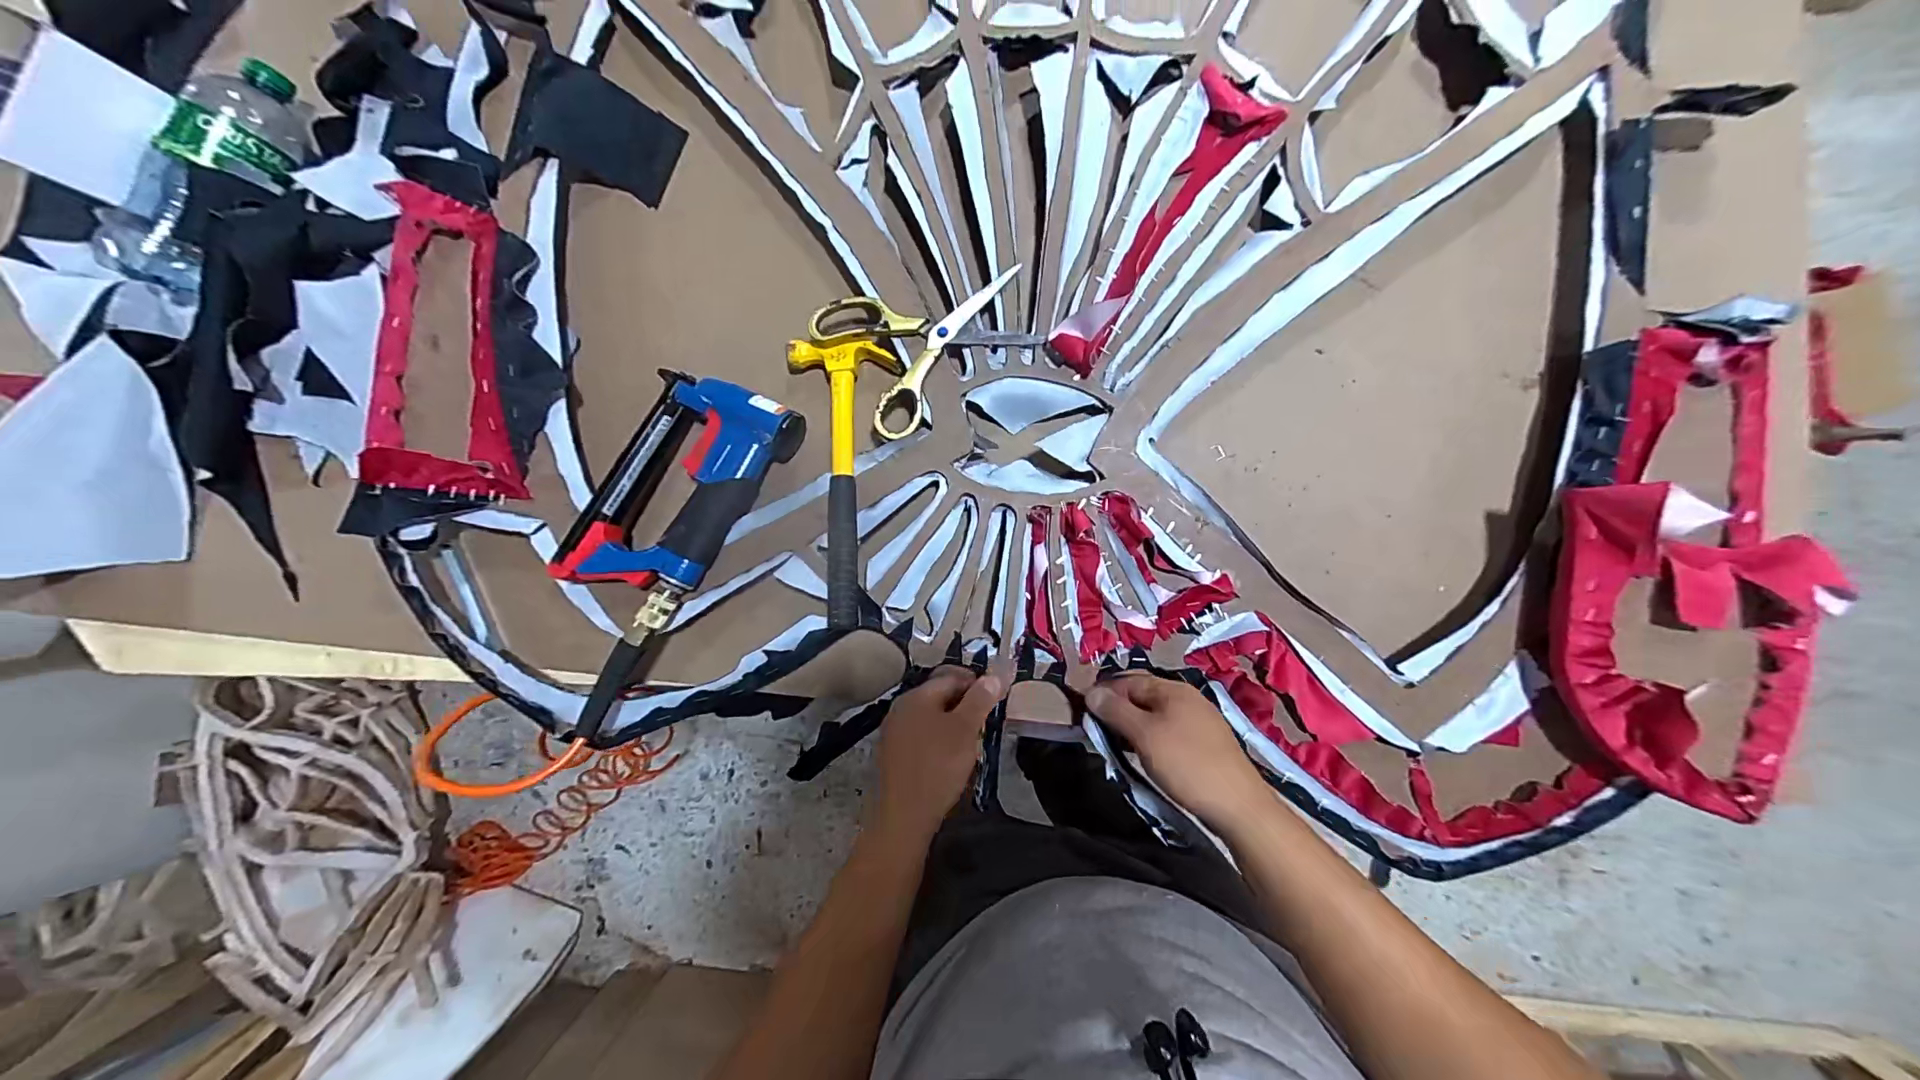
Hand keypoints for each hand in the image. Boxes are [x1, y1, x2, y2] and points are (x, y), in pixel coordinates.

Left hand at [865, 667, 1004, 840]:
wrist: (904, 815)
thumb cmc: (938, 766)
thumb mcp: (966, 730)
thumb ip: (980, 699)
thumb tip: (992, 676)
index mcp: (916, 697)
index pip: (951, 677)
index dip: (976, 684)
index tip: (996, 698)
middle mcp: (900, 708)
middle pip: (939, 696)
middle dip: (965, 705)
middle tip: (986, 721)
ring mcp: (893, 732)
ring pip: (930, 718)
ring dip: (952, 724)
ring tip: (972, 741)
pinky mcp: (892, 755)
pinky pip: (921, 737)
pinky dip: (938, 741)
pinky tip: (949, 758)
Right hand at [1084, 674, 1270, 830]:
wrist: (1239, 807)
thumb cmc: (1187, 765)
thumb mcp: (1144, 736)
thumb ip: (1116, 711)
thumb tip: (1091, 692)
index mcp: (1173, 689)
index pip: (1128, 680)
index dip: (1103, 693)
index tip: (1082, 713)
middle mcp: (1188, 698)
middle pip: (1142, 695)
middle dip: (1117, 710)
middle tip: (1097, 732)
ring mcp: (1200, 720)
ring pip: (1155, 715)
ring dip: (1132, 726)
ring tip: (1116, 746)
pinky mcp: (1206, 743)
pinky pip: (1169, 730)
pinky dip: (1150, 738)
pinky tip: (1144, 756)